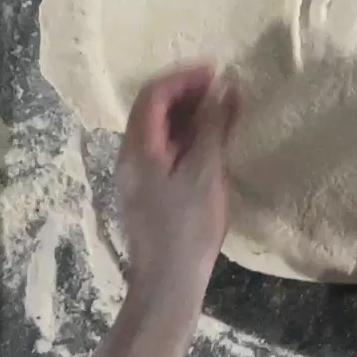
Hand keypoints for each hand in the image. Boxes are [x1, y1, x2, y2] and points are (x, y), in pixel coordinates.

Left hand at [118, 64, 240, 296]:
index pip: (153, 95)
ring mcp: (138, 175)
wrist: (168, 284)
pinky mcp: (149, 190)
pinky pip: (166, 148)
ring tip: (224, 110)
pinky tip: (214, 139)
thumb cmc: (188, 227)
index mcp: (138, 149)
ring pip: (160, 129)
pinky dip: (189, 135)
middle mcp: (131, 156)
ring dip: (190, 113)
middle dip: (188, 92)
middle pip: (153, 109)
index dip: (184, 77)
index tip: (216, 72)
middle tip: (223, 89)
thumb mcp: (206, 172)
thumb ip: (214, 125)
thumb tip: (225, 87)